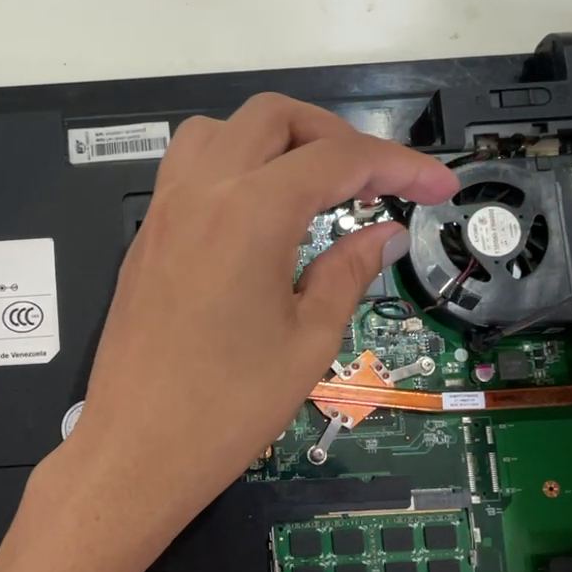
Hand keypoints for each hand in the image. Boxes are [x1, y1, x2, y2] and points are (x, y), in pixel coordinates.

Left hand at [57, 94, 457, 570]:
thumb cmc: (223, 410)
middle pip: (273, 118)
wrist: (137, 453)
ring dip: (272, 141)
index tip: (435, 186)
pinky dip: (230, 170)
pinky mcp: (145, 242)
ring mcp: (163, 215)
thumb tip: (378, 236)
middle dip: (334, 136)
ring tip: (309, 189)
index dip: (399, 166)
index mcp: (248, 213)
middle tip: (370, 183)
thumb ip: (347, 273)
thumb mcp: (308, 343)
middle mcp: (198, 195)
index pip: (338, 159)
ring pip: (218, 131)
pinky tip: (256, 219)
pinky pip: (187, 172)